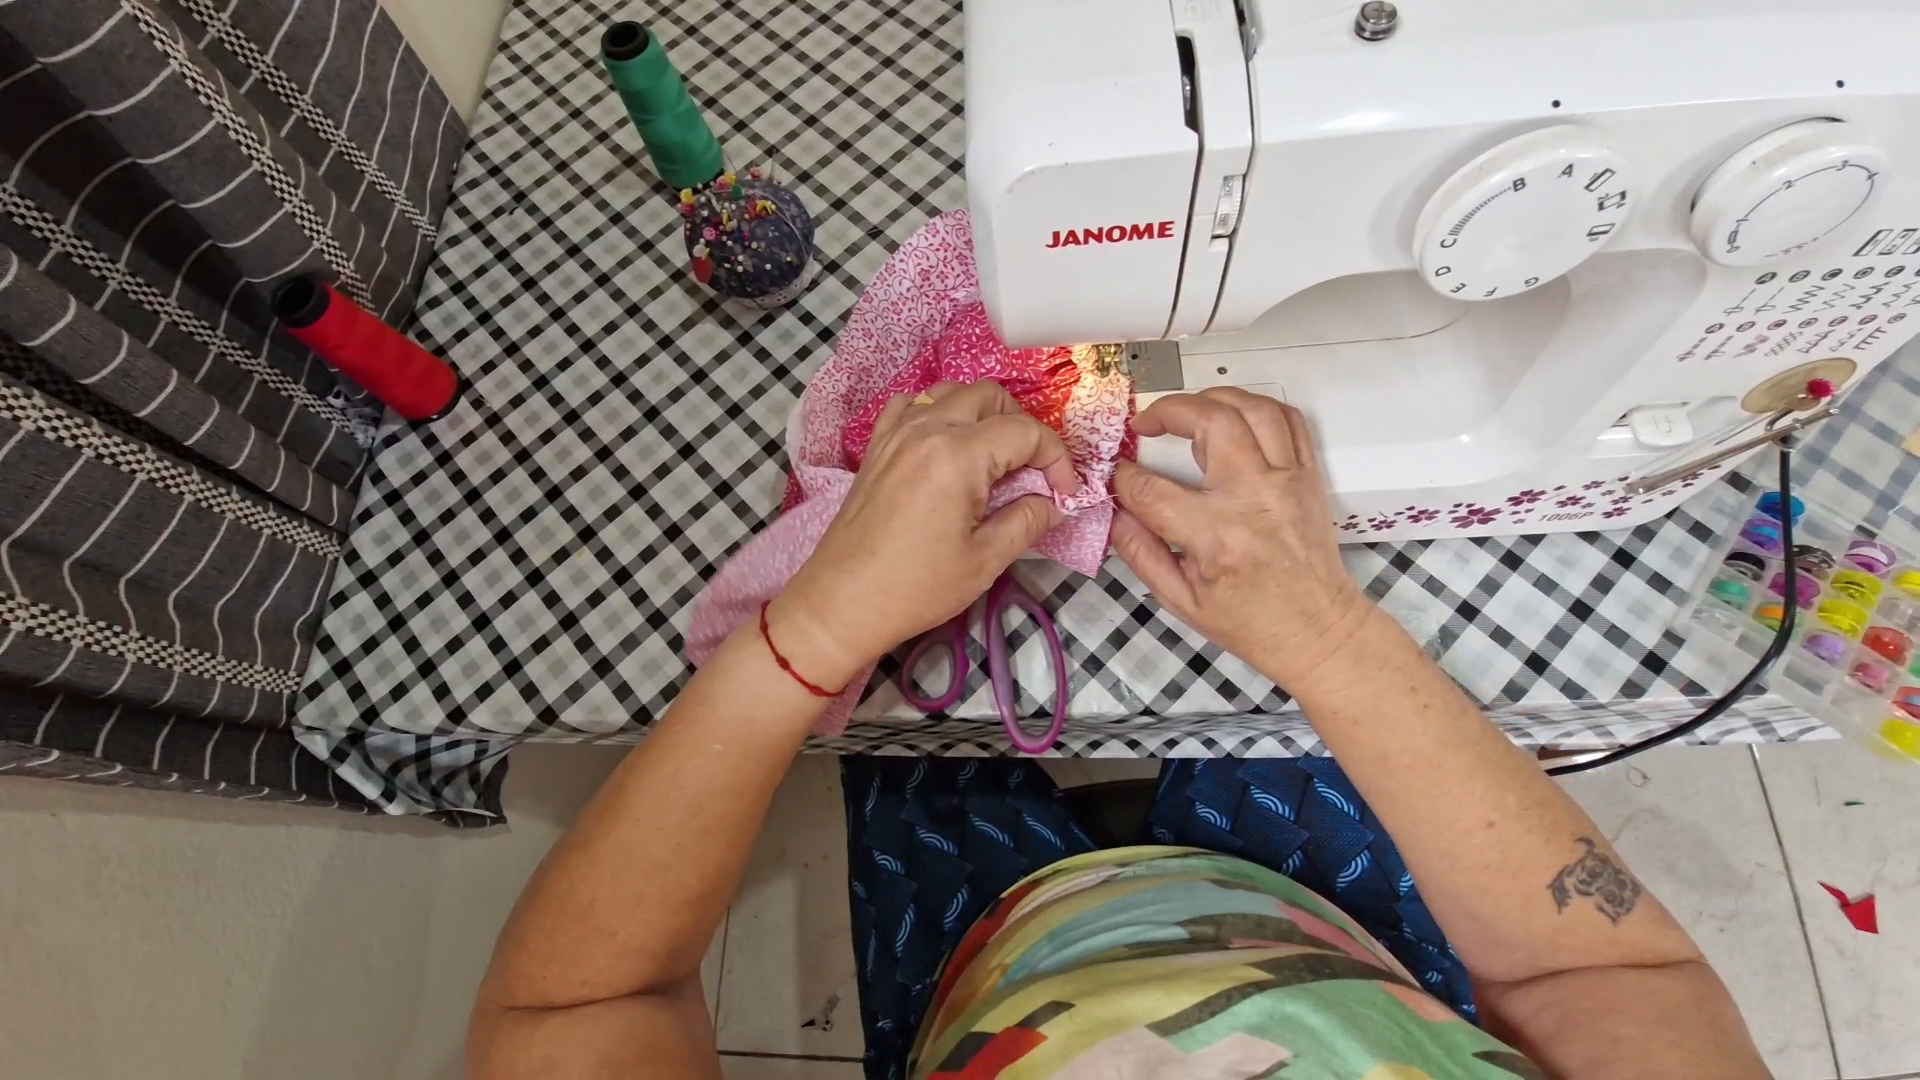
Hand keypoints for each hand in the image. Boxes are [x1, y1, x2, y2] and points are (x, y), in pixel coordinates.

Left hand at [770, 380, 1078, 688]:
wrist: (842, 602)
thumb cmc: (915, 588)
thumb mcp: (985, 560)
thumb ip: (1027, 520)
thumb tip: (1054, 503)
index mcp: (958, 455)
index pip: (1025, 432)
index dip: (1057, 459)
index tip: (1065, 493)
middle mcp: (926, 429)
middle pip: (990, 396)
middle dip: (1023, 427)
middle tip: (1033, 472)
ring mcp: (896, 433)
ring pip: (951, 393)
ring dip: (983, 414)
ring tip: (995, 457)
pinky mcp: (877, 446)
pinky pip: (913, 406)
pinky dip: (939, 413)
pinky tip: (946, 446)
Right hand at [1110, 388, 1375, 692]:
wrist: (1318, 631)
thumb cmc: (1250, 622)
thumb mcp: (1180, 601)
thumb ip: (1141, 552)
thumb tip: (1115, 514)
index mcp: (1216, 535)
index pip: (1152, 488)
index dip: (1123, 477)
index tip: (1115, 476)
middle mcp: (1254, 497)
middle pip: (1210, 421)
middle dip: (1168, 411)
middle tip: (1147, 423)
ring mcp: (1287, 481)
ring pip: (1253, 408)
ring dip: (1213, 398)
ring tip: (1188, 410)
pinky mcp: (1307, 476)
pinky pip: (1288, 420)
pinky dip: (1257, 407)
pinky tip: (1233, 416)